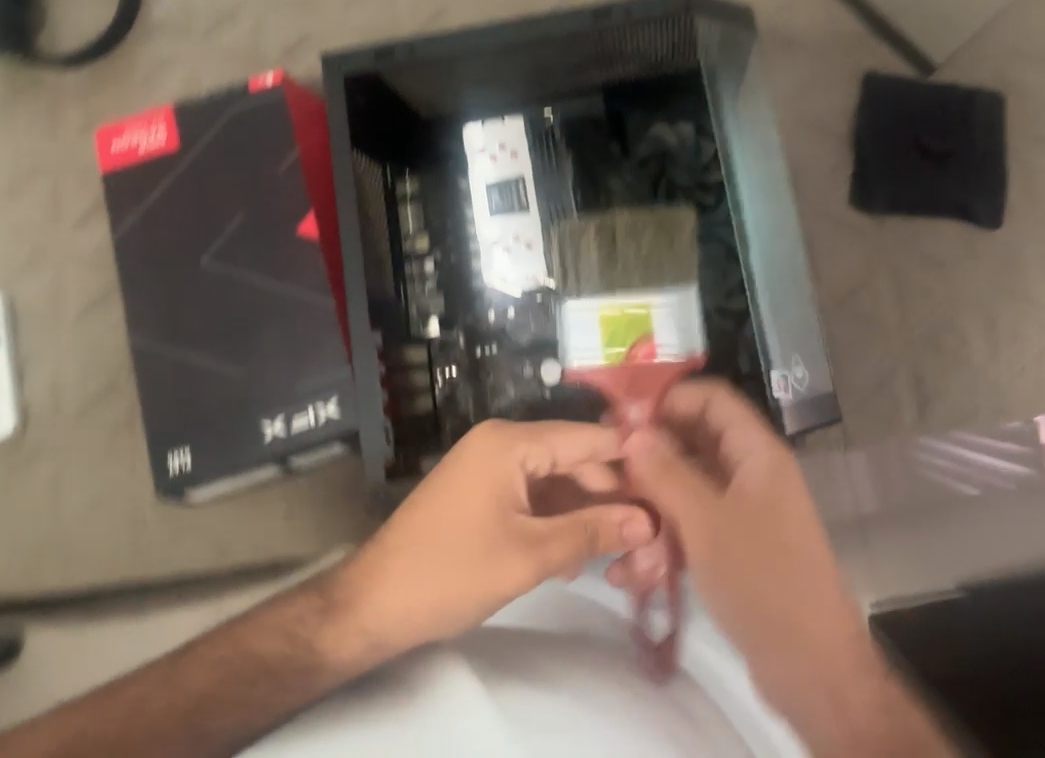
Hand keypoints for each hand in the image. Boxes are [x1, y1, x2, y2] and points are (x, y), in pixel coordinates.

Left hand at [329, 419, 657, 661]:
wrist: (372, 606)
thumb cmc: (451, 572)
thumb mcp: (530, 554)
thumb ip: (592, 532)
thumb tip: (649, 522)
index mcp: (511, 442)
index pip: (590, 438)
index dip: (632, 462)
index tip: (672, 488)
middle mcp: (503, 442)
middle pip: (576, 459)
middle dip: (610, 496)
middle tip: (649, 536)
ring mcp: (491, 467)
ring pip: (557, 481)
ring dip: (586, 514)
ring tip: (620, 553)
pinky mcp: (483, 492)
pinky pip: (534, 496)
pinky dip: (557, 521)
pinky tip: (577, 557)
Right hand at [614, 381, 885, 729]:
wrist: (810, 666)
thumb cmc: (761, 581)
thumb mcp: (706, 522)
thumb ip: (666, 472)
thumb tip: (633, 429)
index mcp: (757, 453)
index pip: (711, 399)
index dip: (668, 399)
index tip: (620, 417)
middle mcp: (752, 475)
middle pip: (695, 444)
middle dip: (650, 459)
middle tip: (606, 473)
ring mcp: (745, 514)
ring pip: (689, 491)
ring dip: (652, 510)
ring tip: (618, 537)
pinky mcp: (736, 551)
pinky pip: (694, 529)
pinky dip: (665, 543)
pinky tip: (634, 573)